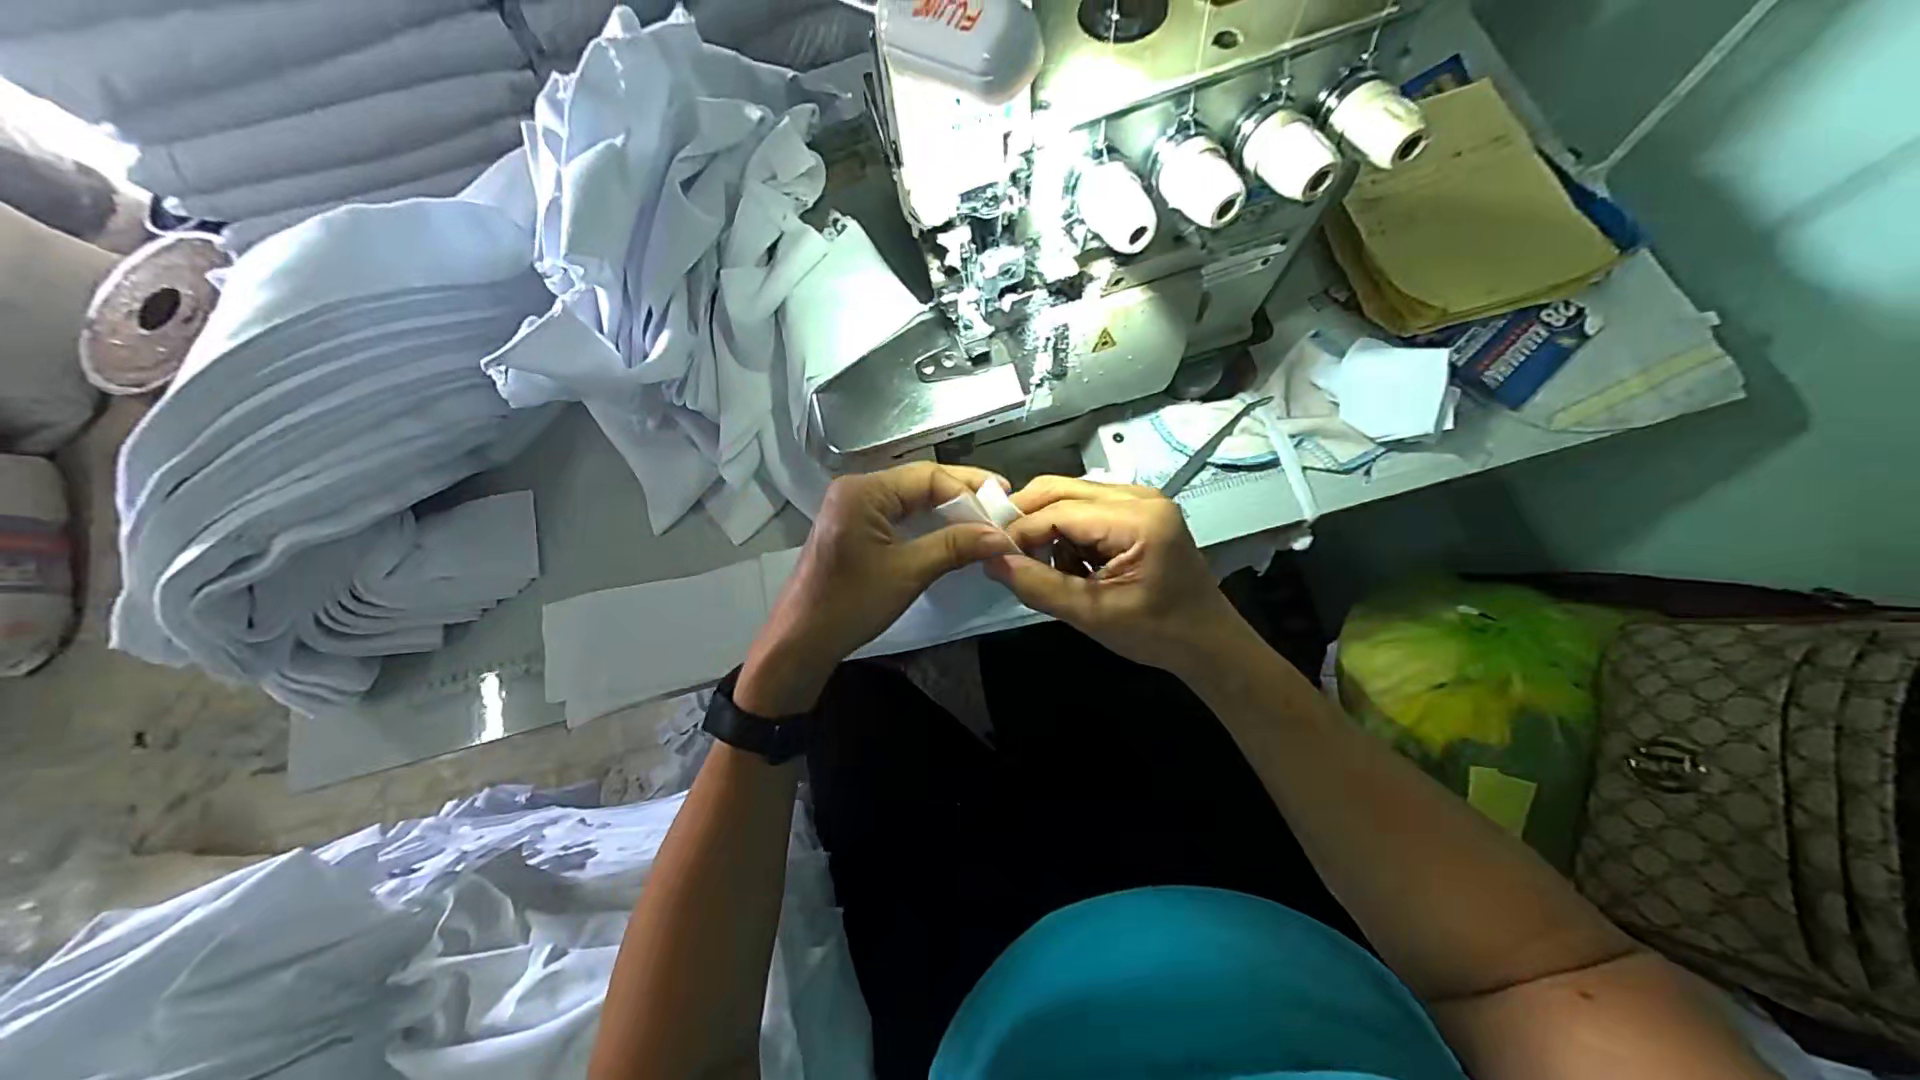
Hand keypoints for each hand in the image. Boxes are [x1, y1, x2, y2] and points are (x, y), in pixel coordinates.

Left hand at [737, 463, 1016, 714]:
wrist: (800, 641)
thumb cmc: (850, 604)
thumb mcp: (908, 572)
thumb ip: (955, 547)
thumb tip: (1002, 536)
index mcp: (863, 491)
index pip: (928, 476)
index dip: (969, 492)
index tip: (1002, 512)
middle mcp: (856, 489)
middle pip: (919, 481)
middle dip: (962, 494)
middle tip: (1002, 506)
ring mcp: (852, 507)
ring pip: (910, 498)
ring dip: (947, 508)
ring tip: (985, 519)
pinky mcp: (854, 527)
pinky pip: (898, 514)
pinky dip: (927, 521)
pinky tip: (952, 530)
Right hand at [984, 476, 1254, 678]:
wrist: (1208, 642)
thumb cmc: (1158, 633)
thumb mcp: (1093, 615)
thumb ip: (1039, 586)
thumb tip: (991, 561)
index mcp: (1138, 519)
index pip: (1059, 511)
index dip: (1020, 532)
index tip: (992, 558)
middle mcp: (1140, 496)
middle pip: (1061, 489)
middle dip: (1028, 520)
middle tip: (1005, 554)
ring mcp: (1140, 500)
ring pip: (1070, 496)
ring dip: (1048, 529)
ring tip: (1048, 569)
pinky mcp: (1137, 511)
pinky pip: (1086, 508)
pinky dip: (1068, 533)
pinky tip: (1073, 566)